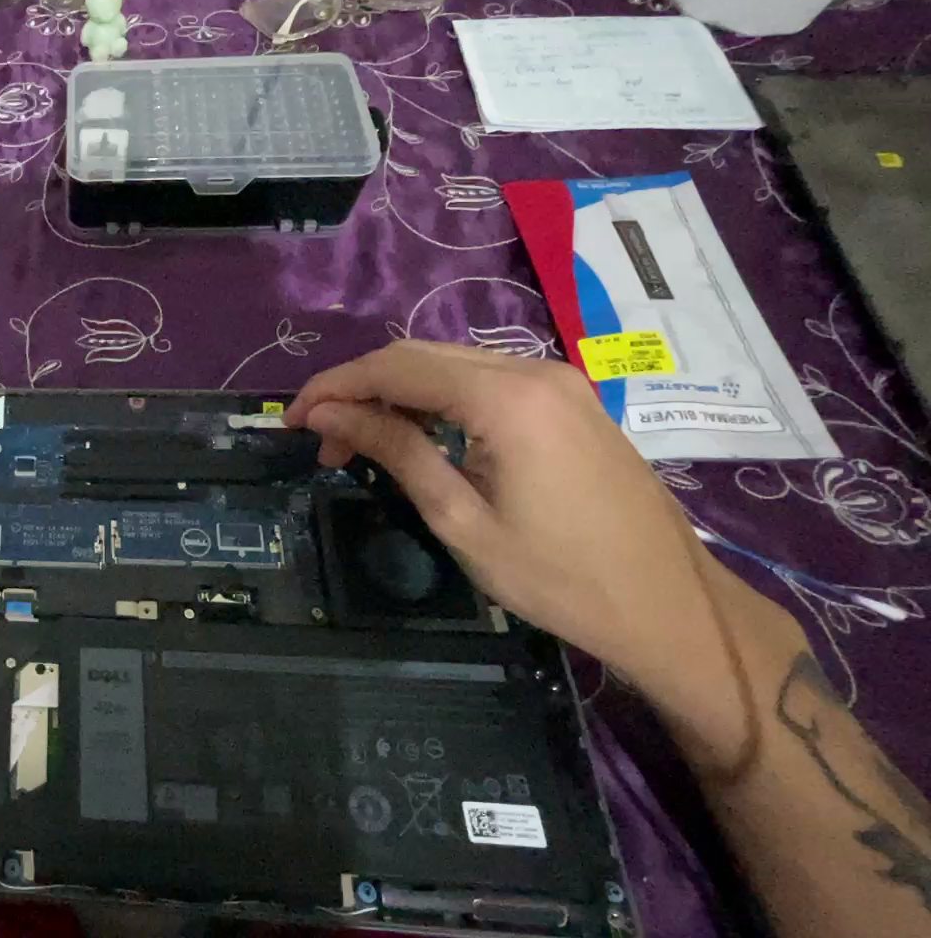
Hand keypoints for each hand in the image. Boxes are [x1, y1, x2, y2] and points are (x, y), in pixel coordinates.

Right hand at [283, 341, 798, 739]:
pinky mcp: (566, 400)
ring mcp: (556, 382)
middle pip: (417, 356)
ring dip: (392, 394)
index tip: (292, 420)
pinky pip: (479, 380)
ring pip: (446, 364)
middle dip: (357, 389)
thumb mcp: (458, 517)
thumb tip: (325, 413)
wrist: (674, 610)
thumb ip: (392, 450)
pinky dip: (432, 399)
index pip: (393, 368)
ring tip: (357, 443)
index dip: (332, 387)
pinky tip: (414, 435)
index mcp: (506, 399)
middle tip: (321, 439)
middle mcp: (532, 371)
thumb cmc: (558, 577)